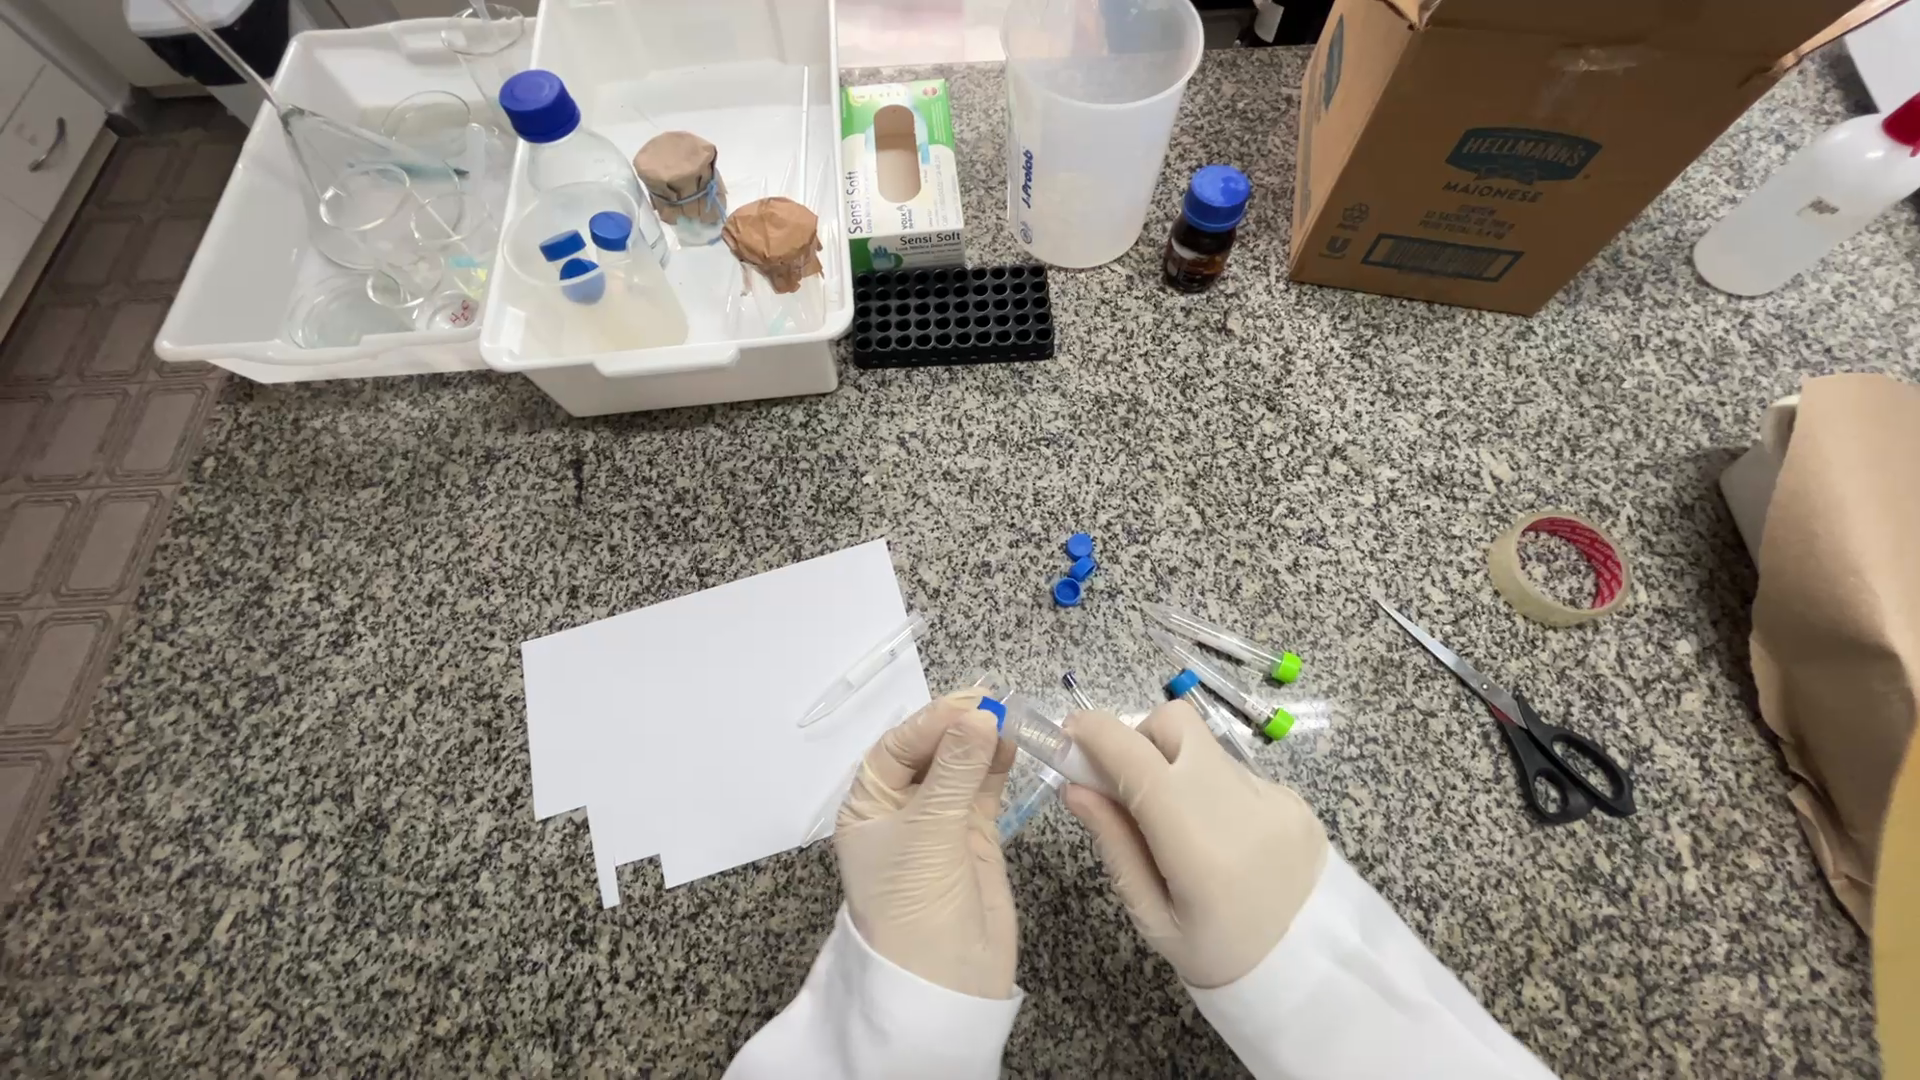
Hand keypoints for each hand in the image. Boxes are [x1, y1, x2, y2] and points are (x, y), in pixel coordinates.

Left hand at [833, 689, 1019, 998]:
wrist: (948, 986)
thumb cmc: (916, 904)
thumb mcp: (928, 831)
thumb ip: (956, 770)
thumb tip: (981, 714)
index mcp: (869, 806)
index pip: (895, 749)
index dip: (929, 723)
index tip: (968, 703)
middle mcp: (900, 808)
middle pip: (929, 753)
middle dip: (958, 728)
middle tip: (994, 703)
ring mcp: (938, 820)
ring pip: (959, 767)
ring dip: (981, 742)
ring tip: (1009, 718)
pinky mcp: (972, 833)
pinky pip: (982, 788)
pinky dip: (996, 765)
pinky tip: (1011, 744)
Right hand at [1062, 700, 1328, 988]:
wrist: (1315, 975)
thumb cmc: (1220, 955)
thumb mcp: (1152, 916)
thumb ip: (1114, 843)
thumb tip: (1075, 787)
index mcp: (1198, 844)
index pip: (1138, 759)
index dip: (1097, 733)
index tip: (1070, 730)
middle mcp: (1238, 803)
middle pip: (1173, 723)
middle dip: (1138, 739)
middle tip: (1128, 784)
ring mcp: (1272, 796)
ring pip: (1202, 745)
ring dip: (1174, 764)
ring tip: (1178, 821)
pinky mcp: (1294, 798)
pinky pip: (1232, 770)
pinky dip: (1209, 786)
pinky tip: (1220, 835)